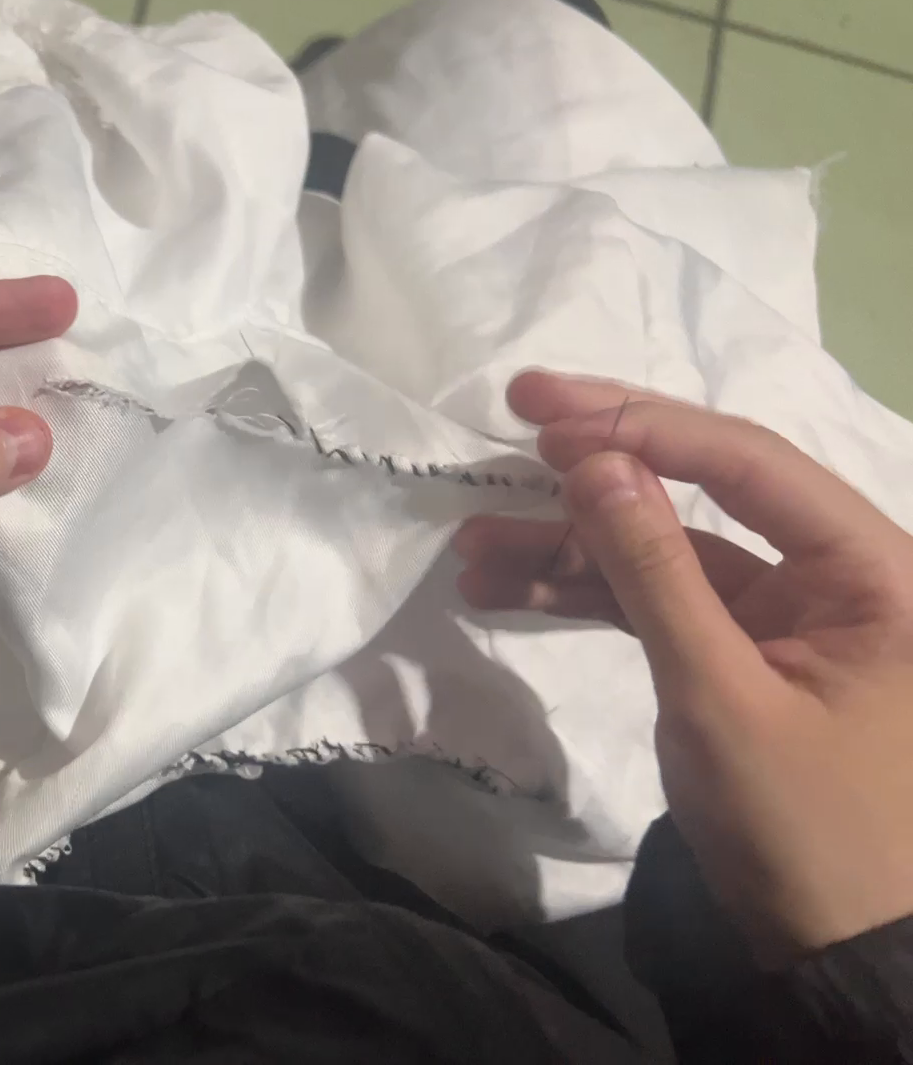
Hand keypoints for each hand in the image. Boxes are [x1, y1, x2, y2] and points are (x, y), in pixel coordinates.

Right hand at [454, 371, 912, 961]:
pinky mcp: (725, 642)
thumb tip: (592, 465)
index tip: (540, 418)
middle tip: (517, 407)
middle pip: (703, 483)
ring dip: (559, 543)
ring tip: (470, 550)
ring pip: (651, 545)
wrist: (830, 936)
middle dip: (603, 451)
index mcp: (876, 572)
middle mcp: (830, 572)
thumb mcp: (714, 688)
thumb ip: (652, 569)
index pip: (749, 464)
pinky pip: (640, 595)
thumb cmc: (803, 818)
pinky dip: (571, 591)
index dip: (639, 431)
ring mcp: (772, 608)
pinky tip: (501, 594)